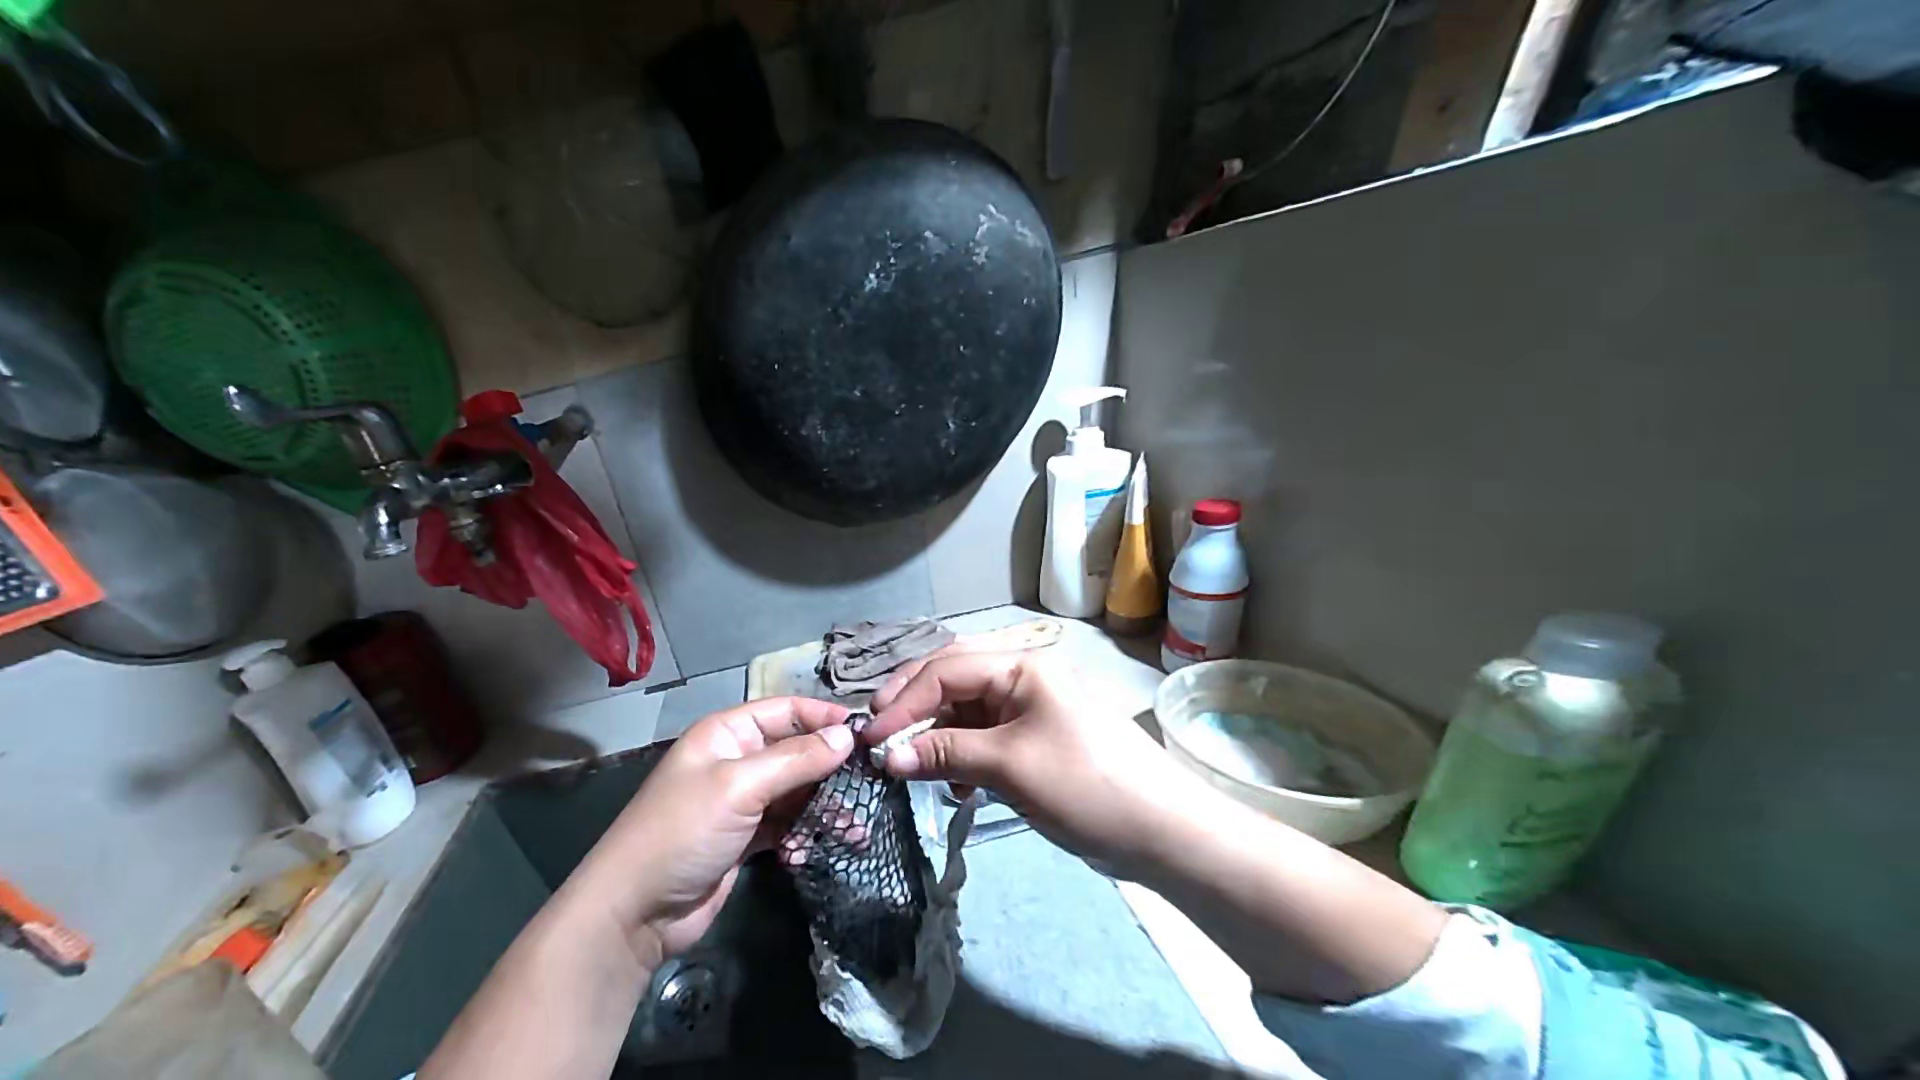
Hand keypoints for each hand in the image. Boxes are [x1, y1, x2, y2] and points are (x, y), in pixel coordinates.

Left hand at [561, 697, 854, 968]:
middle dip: (831, 767)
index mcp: (728, 733)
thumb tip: (847, 735)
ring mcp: (742, 800)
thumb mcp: (741, 786)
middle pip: (797, 751)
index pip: (787, 710)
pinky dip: (805, 834)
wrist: (634, 914)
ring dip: (824, 807)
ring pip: (797, 791)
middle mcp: (738, 760)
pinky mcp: (747, 836)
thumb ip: (797, 758)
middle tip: (869, 782)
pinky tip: (816, 850)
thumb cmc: (684, 831)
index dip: (825, 718)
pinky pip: (788, 824)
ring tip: (853, 827)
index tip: (865, 733)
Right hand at [863, 651, 1211, 871]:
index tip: (869, 738)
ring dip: (937, 736)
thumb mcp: (1010, 766)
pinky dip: (961, 756)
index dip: (903, 701)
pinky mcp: (1034, 739)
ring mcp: (1030, 708)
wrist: (1162, 831)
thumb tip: (885, 756)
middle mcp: (1023, 677)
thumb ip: (945, 754)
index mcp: (1022, 666)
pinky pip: (984, 736)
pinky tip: (956, 785)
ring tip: (915, 768)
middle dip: (914, 708)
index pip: (945, 669)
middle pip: (953, 680)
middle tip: (878, 739)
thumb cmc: (1085, 785)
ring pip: (965, 710)